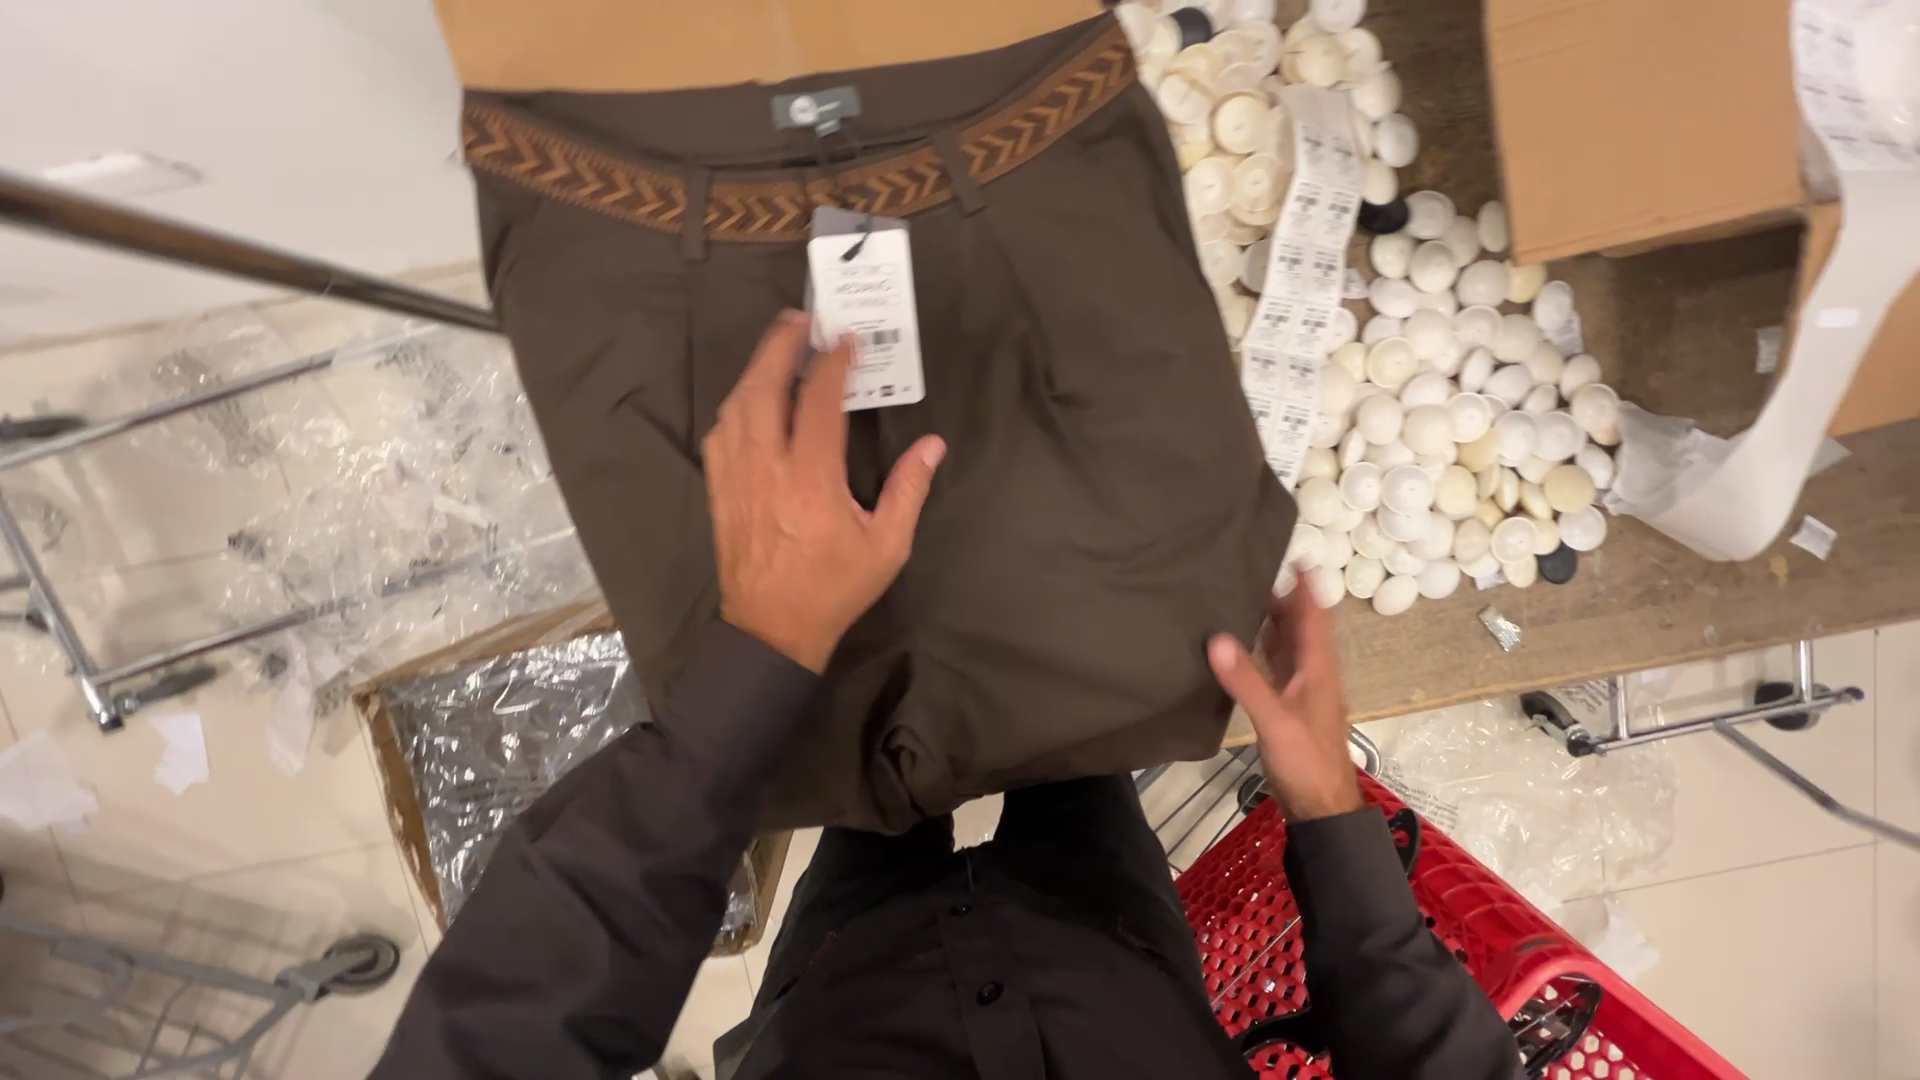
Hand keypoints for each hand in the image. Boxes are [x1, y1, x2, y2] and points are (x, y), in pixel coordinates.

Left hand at [704, 311, 945, 672]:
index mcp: (812, 480)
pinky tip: (747, 400)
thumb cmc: (834, 588)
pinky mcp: (720, 492)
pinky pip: (720, 436)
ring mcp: (736, 479)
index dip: (833, 364)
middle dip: (780, 347)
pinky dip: (735, 407)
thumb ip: (909, 491)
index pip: (819, 402)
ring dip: (755, 370)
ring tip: (775, 348)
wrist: (773, 631)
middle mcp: (767, 468)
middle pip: (765, 389)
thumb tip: (934, 446)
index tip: (847, 340)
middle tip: (799, 319)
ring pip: (736, 407)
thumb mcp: (886, 546)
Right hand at [1207, 572, 1361, 820]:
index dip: (1308, 587)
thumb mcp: (1275, 720)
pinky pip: (1275, 664)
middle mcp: (1312, 673)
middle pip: (1300, 626)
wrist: (1320, 807)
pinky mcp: (1288, 705)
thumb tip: (1216, 638)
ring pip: (1287, 644)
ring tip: (1243, 594)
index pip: (1315, 617)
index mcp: (1317, 669)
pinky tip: (1242, 641)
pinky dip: (1261, 647)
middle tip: (1252, 569)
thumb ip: (1246, 681)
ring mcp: (1301, 690)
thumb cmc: (1305, 761)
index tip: (1297, 556)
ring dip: (1272, 620)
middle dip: (1282, 597)